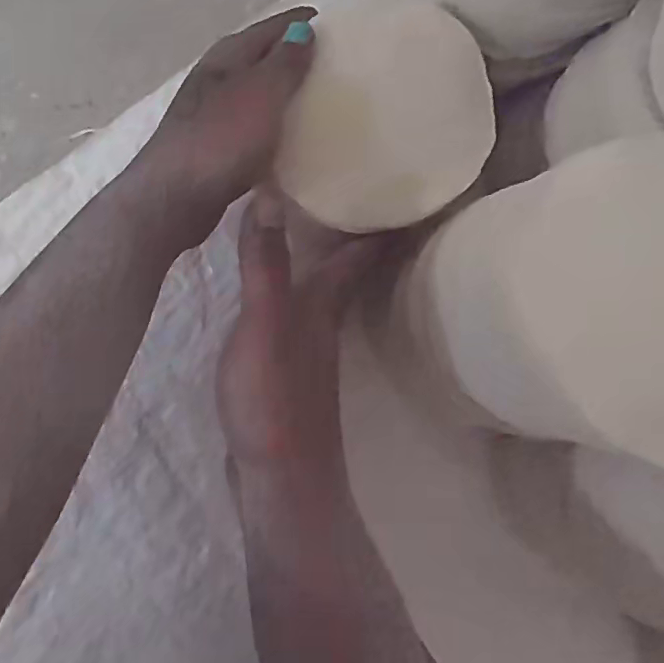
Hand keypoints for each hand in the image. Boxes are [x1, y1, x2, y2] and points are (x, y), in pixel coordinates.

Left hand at [130, 7, 317, 247]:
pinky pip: (249, 127)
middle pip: (260, 59)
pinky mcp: (211, 148)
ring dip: (281, 93)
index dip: (302, 22)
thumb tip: (303, 30)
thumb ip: (284, 63)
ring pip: (254, 94)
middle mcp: (214, 80)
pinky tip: (287, 139)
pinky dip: (270, 126)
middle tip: (334, 63)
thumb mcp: (260, 93)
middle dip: (293, 56)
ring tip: (317, 100)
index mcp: (226, 57)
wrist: (174, 197)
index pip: (270, 27)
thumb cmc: (220, 139)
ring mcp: (209, 115)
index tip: (336, 23)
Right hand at [218, 192, 392, 472]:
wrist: (280, 479)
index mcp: (321, 304)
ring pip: (323, 291)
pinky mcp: (287, 371)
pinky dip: (293, 290)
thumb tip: (271, 193)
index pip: (360, 251)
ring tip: (310, 228)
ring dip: (323, 260)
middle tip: (350, 188)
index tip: (400, 183)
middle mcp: (322, 322)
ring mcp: (306, 349)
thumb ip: (265, 265)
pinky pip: (297, 314)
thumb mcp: (263, 324)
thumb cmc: (274, 399)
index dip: (380, 217)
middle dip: (350, 230)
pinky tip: (275, 292)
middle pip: (346, 268)